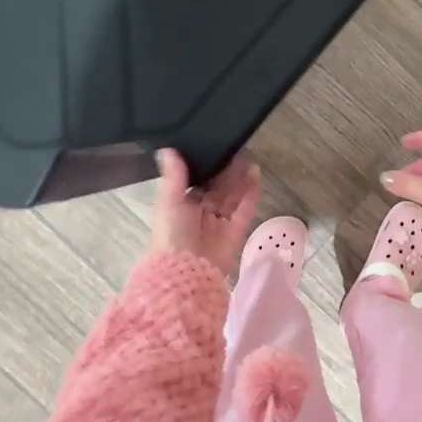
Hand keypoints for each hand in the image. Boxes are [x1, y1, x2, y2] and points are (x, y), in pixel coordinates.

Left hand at [150, 150, 260, 274]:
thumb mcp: (169, 203)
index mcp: (182, 207)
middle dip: (228, 171)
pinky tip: (255, 175)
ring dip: (241, 178)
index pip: (199, 183)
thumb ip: (173, 176)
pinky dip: (251, 192)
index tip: (218, 149)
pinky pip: (245, 208)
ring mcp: (220, 222)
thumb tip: (166, 149)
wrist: (187, 273)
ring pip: (233, 195)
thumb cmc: (172, 235)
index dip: (209, 168)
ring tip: (249, 159)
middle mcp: (202, 214)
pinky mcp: (236, 230)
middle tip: (239, 150)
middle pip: (219, 188)